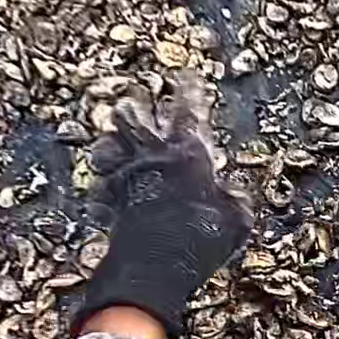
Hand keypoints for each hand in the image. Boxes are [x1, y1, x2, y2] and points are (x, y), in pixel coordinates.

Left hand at [75, 75, 251, 338]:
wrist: (156, 262)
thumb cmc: (204, 237)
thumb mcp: (237, 220)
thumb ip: (235, 201)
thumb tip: (233, 192)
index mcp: (187, 153)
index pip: (189, 112)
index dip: (190, 92)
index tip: (187, 77)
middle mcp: (153, 157)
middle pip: (134, 117)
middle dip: (134, 107)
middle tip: (132, 99)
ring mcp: (126, 177)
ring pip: (109, 145)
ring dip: (111, 143)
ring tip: (110, 142)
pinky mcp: (109, 201)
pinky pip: (100, 187)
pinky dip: (102, 189)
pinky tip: (103, 193)